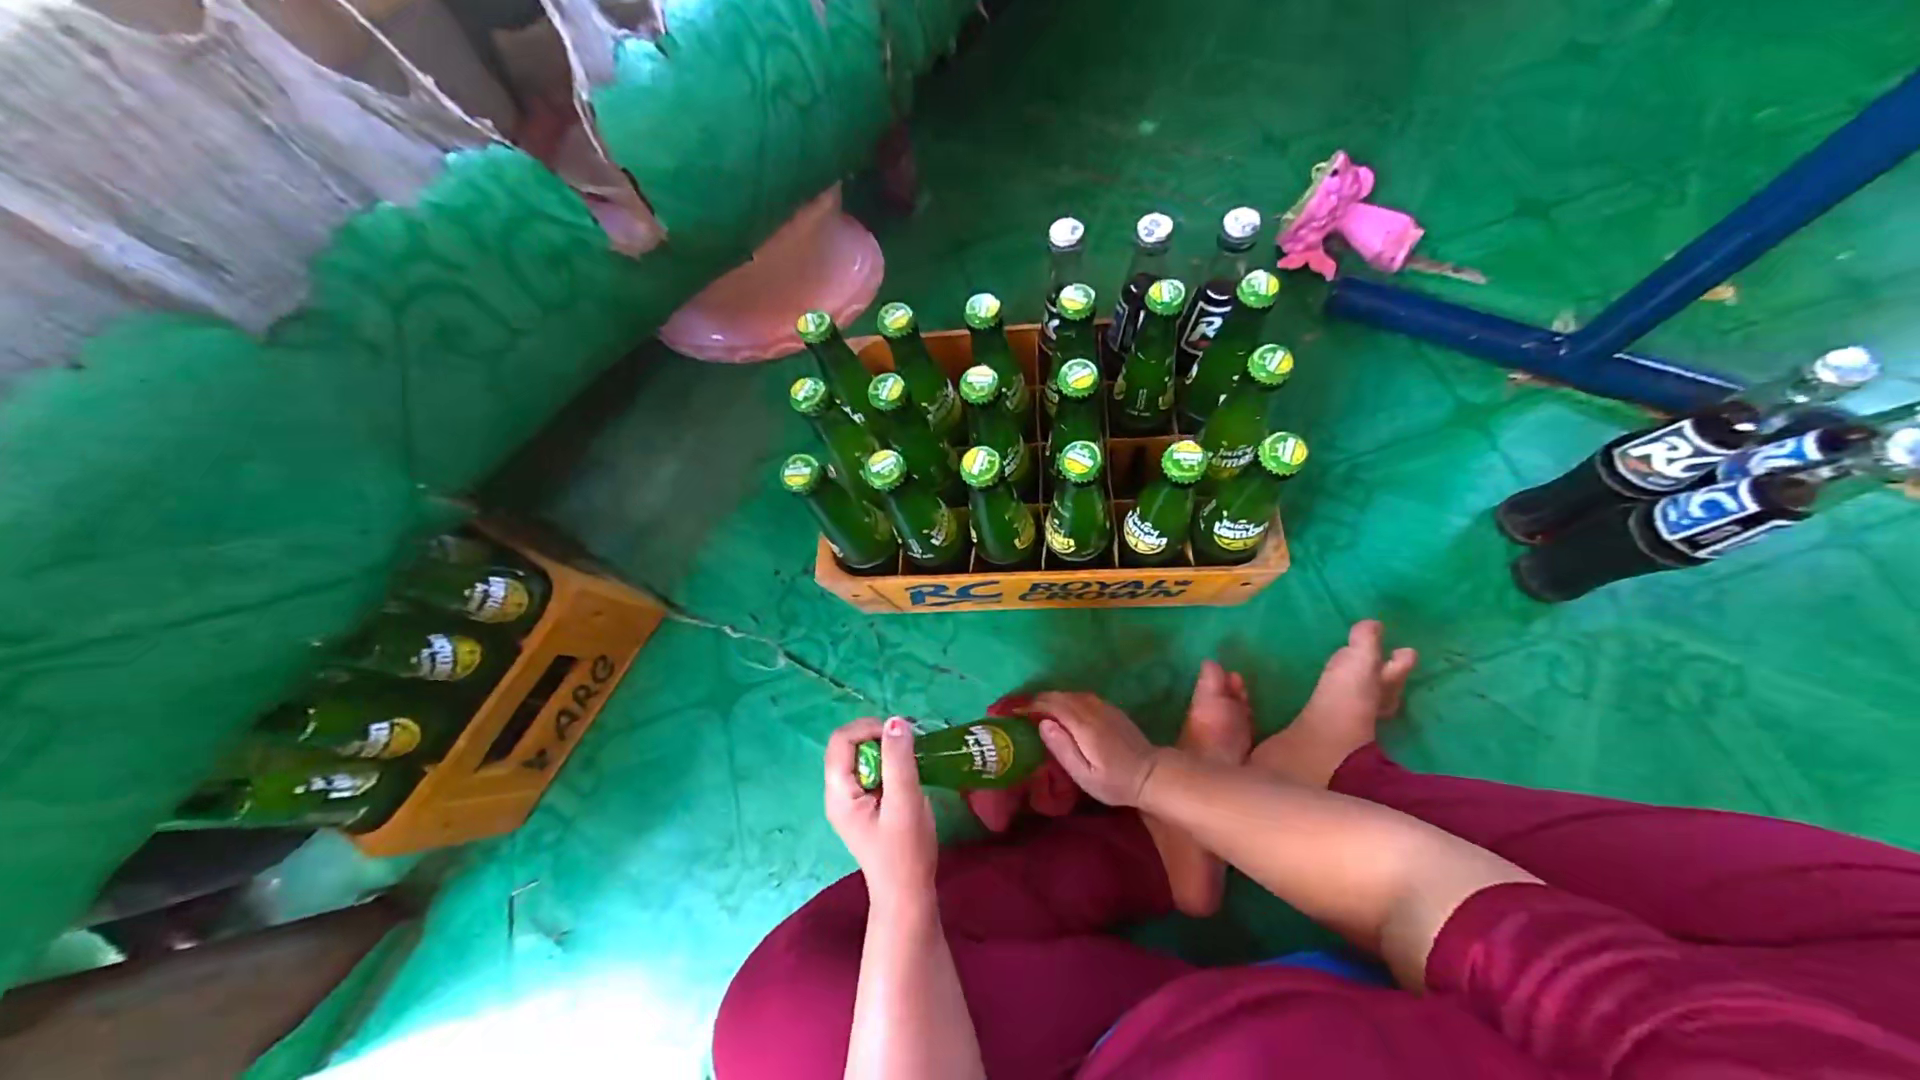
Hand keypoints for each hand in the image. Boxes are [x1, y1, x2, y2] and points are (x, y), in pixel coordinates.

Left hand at [825, 717, 937, 903]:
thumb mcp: (905, 803)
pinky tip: (909, 773)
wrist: (908, 895)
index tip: (900, 734)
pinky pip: (873, 770)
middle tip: (909, 743)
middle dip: (878, 736)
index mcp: (839, 793)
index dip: (868, 728)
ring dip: (886, 749)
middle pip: (849, 745)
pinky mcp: (866, 804)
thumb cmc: (906, 852)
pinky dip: (890, 763)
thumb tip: (895, 721)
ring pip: (862, 756)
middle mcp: (839, 792)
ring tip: (912, 757)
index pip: (842, 740)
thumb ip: (899, 761)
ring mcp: (851, 799)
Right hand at [1031, 692, 1165, 807]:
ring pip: (1069, 693)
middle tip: (1018, 709)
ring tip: (1034, 708)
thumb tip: (1042, 724)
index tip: (1013, 712)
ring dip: (1050, 698)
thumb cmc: (1115, 782)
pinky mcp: (1109, 708)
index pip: (1050, 705)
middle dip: (1036, 699)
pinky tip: (1060, 709)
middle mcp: (1092, 709)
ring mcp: (1102, 706)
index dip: (1030, 706)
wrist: (1151, 774)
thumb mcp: (1084, 775)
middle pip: (1058, 696)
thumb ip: (1062, 749)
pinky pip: (1080, 696)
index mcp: (1083, 725)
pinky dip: (1065, 698)